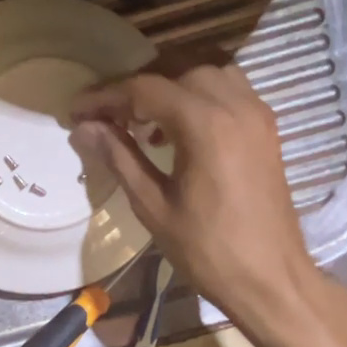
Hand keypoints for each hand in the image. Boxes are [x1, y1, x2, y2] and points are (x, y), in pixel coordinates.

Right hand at [71, 64, 346, 346]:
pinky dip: (197, 94)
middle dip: (135, 86)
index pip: (144, 89)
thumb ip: (120, 157)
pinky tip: (176, 129)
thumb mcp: (153, 205)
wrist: (269, 277)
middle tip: (104, 115)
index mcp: (205, 124)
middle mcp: (235, 105)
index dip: (105, 97)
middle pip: (175, 69)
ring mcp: (256, 113)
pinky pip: (228, 89)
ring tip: (140, 118)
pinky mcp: (265, 127)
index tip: (76, 112)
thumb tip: (85, 128)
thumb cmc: (206, 250)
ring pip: (206, 71)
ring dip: (168, 85)